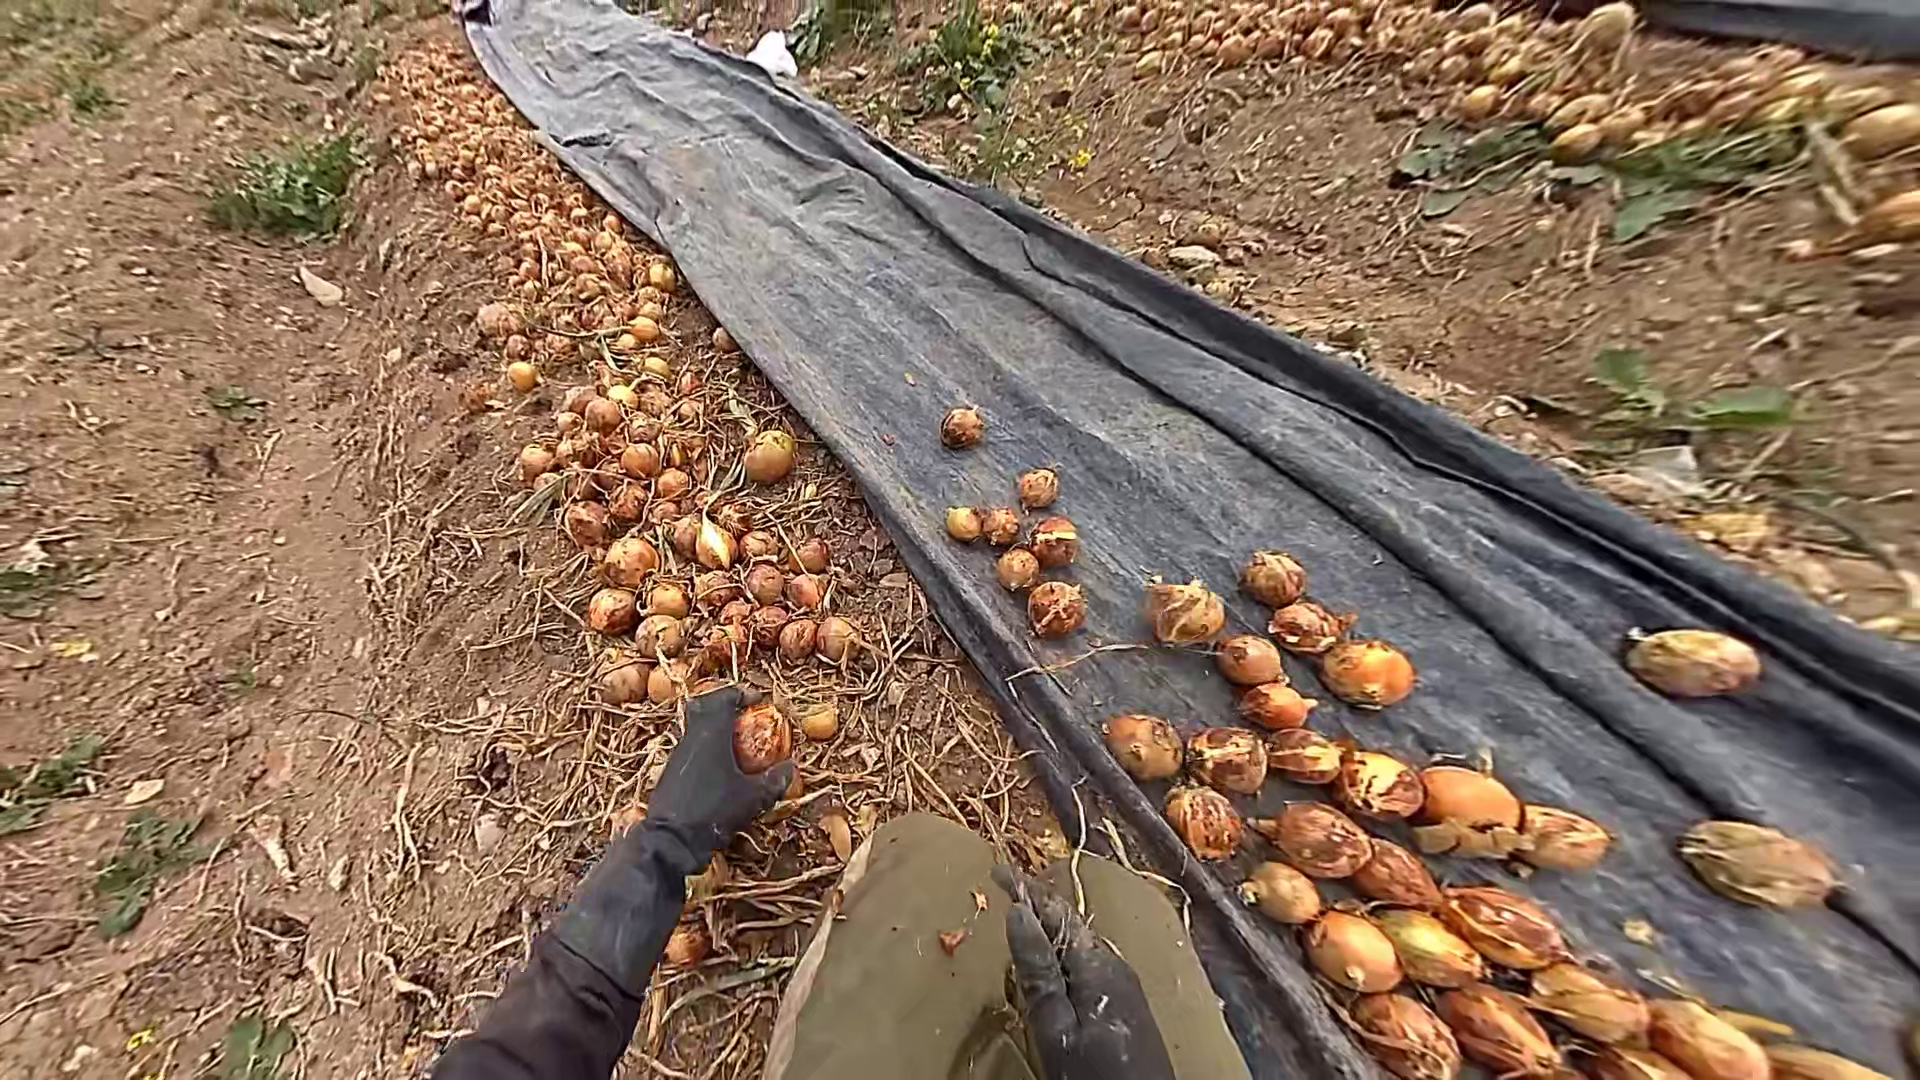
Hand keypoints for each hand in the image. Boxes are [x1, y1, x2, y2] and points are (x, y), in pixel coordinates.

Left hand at [642, 685, 794, 863]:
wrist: (670, 842)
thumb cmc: (715, 810)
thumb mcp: (754, 797)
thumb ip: (775, 780)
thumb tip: (791, 767)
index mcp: (712, 734)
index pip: (723, 698)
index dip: (741, 694)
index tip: (757, 699)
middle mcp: (691, 738)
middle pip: (703, 707)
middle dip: (724, 705)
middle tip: (742, 713)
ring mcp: (677, 755)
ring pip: (695, 727)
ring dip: (714, 726)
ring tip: (735, 740)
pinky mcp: (669, 772)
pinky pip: (690, 746)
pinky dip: (706, 745)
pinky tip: (719, 766)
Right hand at [994, 867, 1176, 1079]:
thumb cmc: (1097, 1079)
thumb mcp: (1057, 1029)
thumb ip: (1037, 971)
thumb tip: (1016, 910)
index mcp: (1096, 962)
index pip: (1054, 909)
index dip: (1024, 887)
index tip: (995, 870)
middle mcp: (1113, 964)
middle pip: (1068, 923)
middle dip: (1036, 905)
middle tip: (1004, 892)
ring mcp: (1123, 986)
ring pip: (1077, 944)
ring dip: (1048, 930)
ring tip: (1019, 924)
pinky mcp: (1125, 1007)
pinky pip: (1085, 965)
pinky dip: (1061, 956)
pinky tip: (1049, 970)